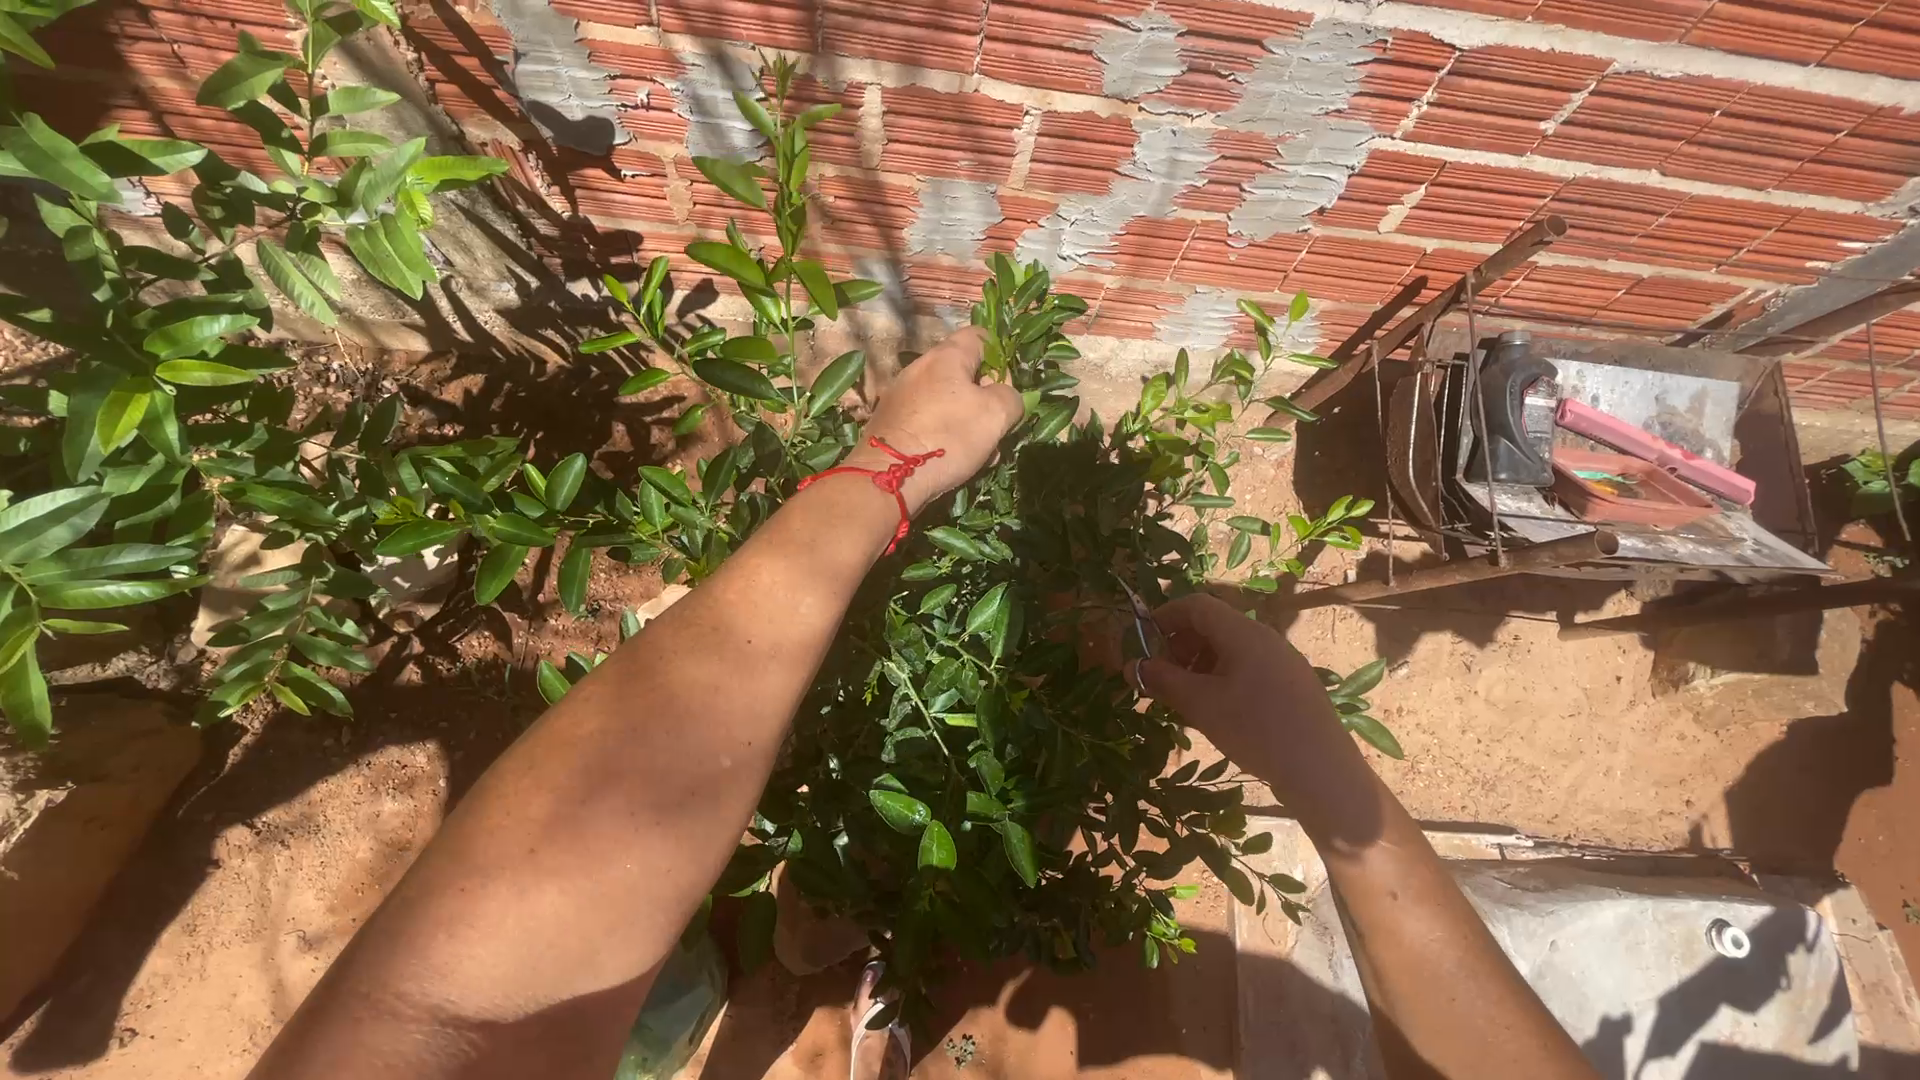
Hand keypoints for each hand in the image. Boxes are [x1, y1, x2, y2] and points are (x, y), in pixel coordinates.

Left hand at [843, 327, 1022, 513]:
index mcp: (946, 356)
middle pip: (964, 374)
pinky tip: (953, 462)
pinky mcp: (891, 423)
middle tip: (997, 429)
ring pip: (948, 403)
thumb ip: (1011, 397)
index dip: (1001, 357)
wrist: (888, 477)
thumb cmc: (947, 436)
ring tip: (981, 455)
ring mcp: (901, 396)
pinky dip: (945, 436)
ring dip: (968, 424)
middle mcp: (919, 369)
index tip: (1008, 387)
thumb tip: (1006, 397)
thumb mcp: (996, 414)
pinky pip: (928, 421)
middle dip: (986, 401)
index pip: (981, 337)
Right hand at [1129, 593, 1364, 812]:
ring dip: (1199, 664)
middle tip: (1161, 676)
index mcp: (1243, 633)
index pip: (1197, 605)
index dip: (1165, 616)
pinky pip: (1249, 667)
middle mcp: (1265, 638)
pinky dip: (1222, 678)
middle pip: (1214, 625)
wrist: (1322, 773)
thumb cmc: (1256, 730)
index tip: (1142, 641)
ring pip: (1231, 649)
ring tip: (1185, 697)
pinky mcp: (1293, 685)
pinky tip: (1217, 711)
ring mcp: (1283, 661)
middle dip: (1180, 644)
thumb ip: (1163, 680)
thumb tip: (1131, 666)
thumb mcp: (1201, 705)